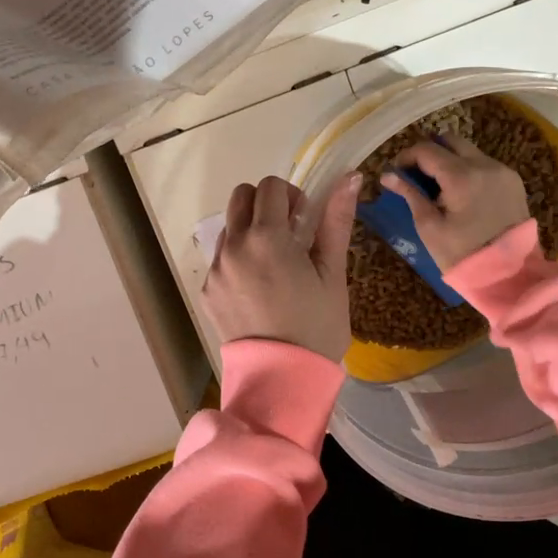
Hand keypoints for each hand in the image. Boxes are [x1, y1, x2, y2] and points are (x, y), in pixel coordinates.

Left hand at [203, 174, 360, 360]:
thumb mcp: (333, 274)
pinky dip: (239, 259)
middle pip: (241, 197)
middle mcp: (234, 246)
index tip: (305, 222)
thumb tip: (349, 177)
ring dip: (250, 231)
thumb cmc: (317, 326)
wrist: (282, 380)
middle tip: (289, 235)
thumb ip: (335, 222)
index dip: (292, 196)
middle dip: (265, 204)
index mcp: (266, 237)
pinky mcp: (207, 290)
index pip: (270, 187)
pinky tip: (259, 289)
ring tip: (274, 265)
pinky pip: (221, 258)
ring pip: (229, 227)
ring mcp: (216, 269)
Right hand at [381, 135, 529, 269]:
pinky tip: (459, 194)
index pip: (427, 150)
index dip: (406, 156)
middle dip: (430, 152)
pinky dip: (467, 170)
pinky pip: (485, 165)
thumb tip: (388, 175)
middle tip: (416, 175)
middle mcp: (486, 165)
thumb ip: (410, 195)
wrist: (510, 276)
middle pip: (451, 141)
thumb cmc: (462, 255)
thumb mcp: (429, 227)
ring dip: (450, 160)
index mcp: (462, 176)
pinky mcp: (514, 183)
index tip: (395, 172)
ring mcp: (503, 172)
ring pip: (469, 151)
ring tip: (437, 186)